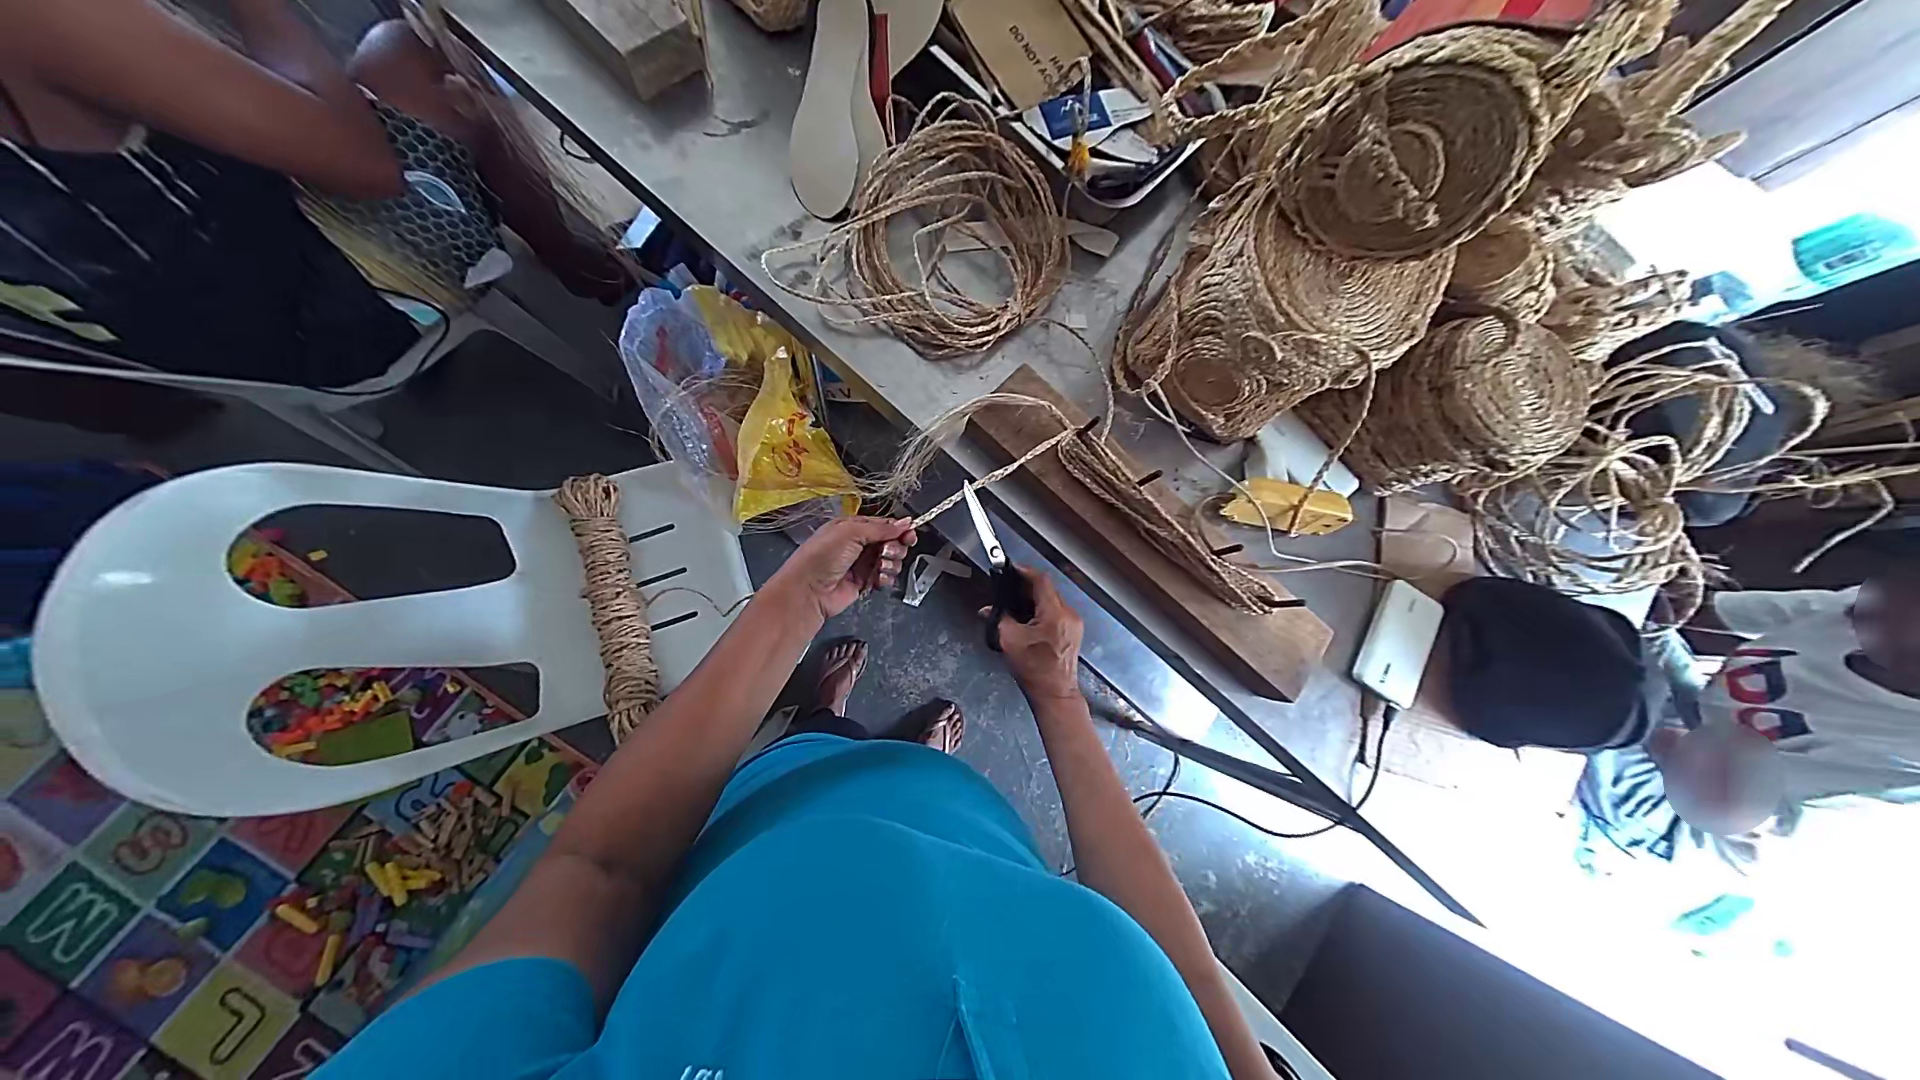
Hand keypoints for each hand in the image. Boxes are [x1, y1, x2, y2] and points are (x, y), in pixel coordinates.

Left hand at [764, 516, 914, 624]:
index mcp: (852, 527)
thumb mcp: (850, 532)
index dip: (899, 529)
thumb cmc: (820, 557)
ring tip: (880, 567)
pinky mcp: (864, 582)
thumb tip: (904, 523)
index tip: (909, 534)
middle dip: (895, 547)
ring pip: (891, 561)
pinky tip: (878, 579)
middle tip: (886, 552)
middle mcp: (858, 544)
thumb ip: (880, 528)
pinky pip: (886, 578)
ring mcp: (862, 564)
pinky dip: (886, 579)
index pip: (884, 525)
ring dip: (891, 564)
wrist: (808, 591)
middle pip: (892, 542)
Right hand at [986, 566, 1081, 700]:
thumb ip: (998, 620)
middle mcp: (1068, 615)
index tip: (1012, 570)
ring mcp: (1073, 623)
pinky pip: (1056, 611)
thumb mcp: (1009, 641)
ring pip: (1052, 600)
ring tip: (1016, 604)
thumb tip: (988, 611)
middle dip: (1026, 587)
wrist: (1054, 693)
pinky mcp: (1073, 631)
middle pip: (1047, 589)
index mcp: (1054, 615)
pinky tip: (1028, 618)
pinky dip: (1042, 610)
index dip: (1024, 572)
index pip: (1041, 581)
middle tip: (1009, 589)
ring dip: (1034, 598)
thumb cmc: (1036, 671)